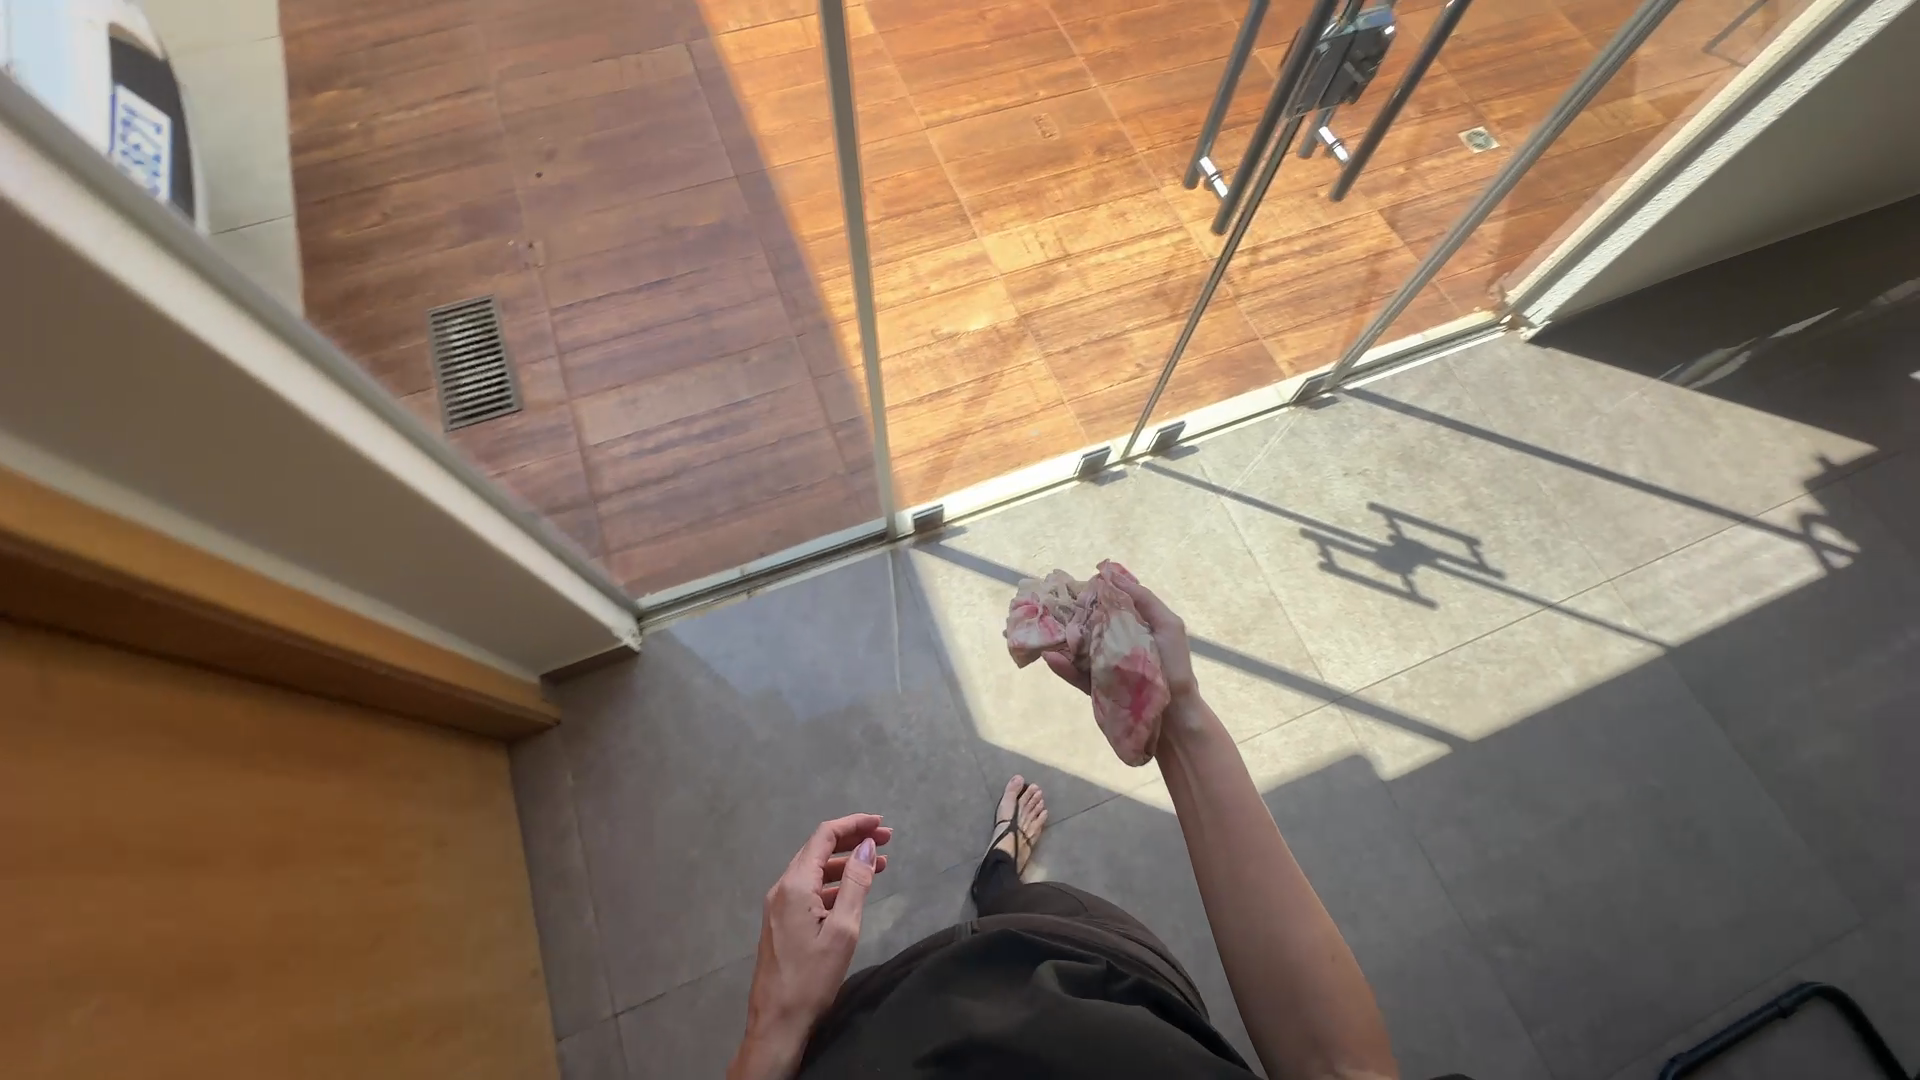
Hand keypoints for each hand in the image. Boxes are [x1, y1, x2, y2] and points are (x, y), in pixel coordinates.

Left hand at [728, 814, 891, 1079]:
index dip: (853, 824)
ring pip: (816, 869)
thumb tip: (866, 845)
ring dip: (846, 863)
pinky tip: (854, 892)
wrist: (776, 1023)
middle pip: (819, 849)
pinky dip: (834, 883)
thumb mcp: (843, 930)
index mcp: (796, 884)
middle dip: (853, 840)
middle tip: (886, 840)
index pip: (824, 836)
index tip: (880, 823)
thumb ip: (856, 883)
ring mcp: (779, 905)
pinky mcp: (781, 921)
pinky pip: (810, 888)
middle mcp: (783, 887)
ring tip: (879, 865)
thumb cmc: (812, 978)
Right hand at [1042, 574, 1199, 710]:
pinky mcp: (1096, 689)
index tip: (1072, 586)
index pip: (1106, 606)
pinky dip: (1062, 668)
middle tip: (1048, 608)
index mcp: (1131, 626)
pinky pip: (1076, 675)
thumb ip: (1144, 599)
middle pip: (1087, 626)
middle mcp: (1115, 644)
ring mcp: (1104, 667)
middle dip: (1069, 617)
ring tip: (1044, 634)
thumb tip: (1112, 575)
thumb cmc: (1175, 666)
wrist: (1177, 716)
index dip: (1090, 596)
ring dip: (1060, 642)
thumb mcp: (1168, 625)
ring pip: (1077, 651)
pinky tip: (1051, 658)